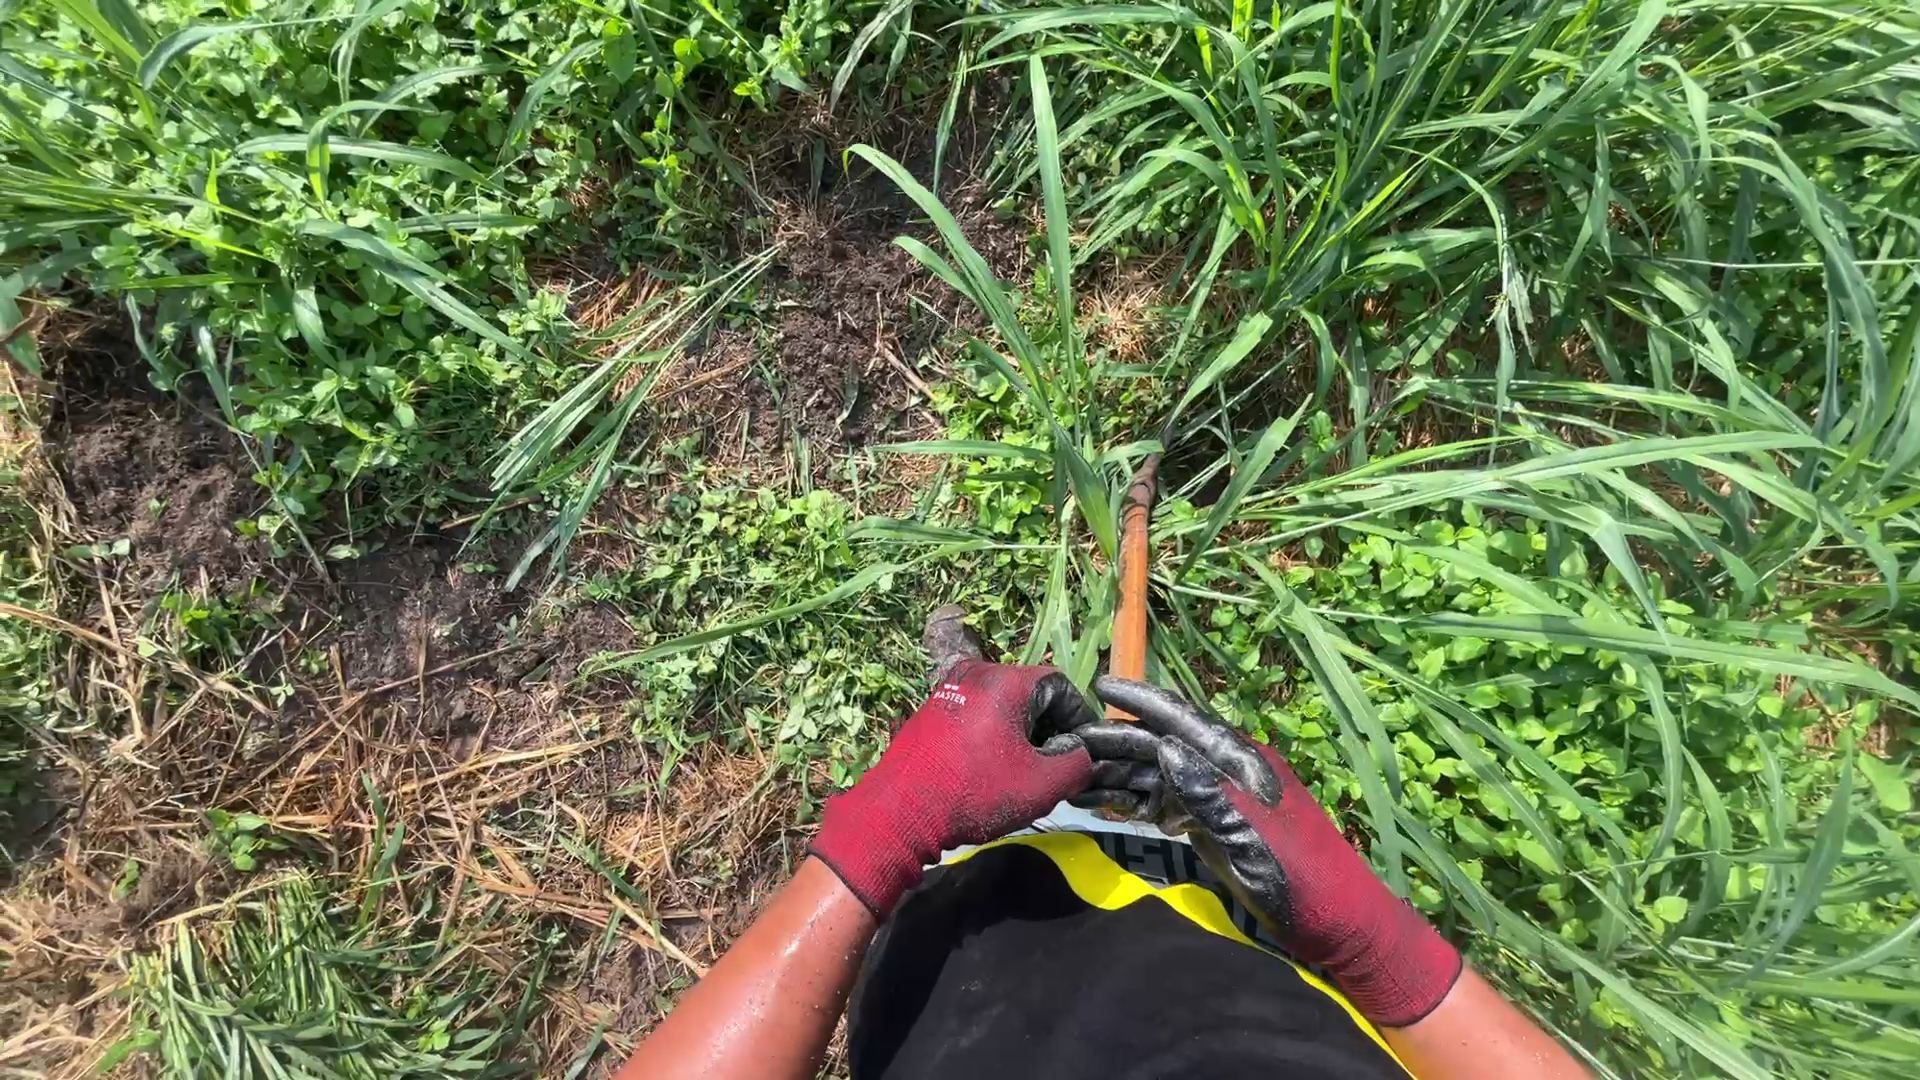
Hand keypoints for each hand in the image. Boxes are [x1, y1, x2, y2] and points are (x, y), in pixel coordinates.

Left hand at [808, 658, 1095, 916]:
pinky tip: (992, 768)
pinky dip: (995, 734)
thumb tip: (1085, 753)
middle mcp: (976, 672)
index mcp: (1004, 680)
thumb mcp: (1041, 785)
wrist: (898, 811)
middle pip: (1031, 693)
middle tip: (1056, 766)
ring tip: (1025, 771)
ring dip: (1023, 733)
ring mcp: (950, 688)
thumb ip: (1077, 764)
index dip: (1079, 718)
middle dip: (1051, 727)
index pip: (1061, 686)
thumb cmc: (974, 793)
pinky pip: (979, 713)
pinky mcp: (934, 709)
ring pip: (1004, 705)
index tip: (1084, 752)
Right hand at [1080, 676, 1461, 1026]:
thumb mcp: (1253, 836)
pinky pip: (1165, 802)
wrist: (1341, 927)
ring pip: (1157, 774)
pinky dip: (1135, 802)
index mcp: (1240, 759)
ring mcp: (1217, 795)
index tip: (1098, 685)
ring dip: (1118, 775)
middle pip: (1160, 744)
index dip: (1140, 699)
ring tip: (1076, 781)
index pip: (1181, 718)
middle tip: (1068, 747)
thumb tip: (1164, 746)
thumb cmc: (1302, 879)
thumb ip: (1208, 791)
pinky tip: (1106, 806)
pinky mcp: (1212, 823)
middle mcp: (1224, 768)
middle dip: (1115, 743)